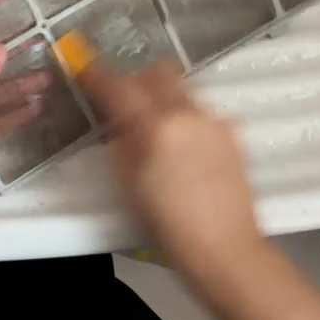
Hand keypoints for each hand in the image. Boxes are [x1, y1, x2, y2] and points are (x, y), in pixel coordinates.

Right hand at [80, 61, 263, 267]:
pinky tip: (184, 147)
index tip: (87, 71)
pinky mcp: (233, 135)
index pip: (119, 86)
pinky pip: (204, 113)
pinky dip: (188, 119)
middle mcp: (188, 115)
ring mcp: (215, 122)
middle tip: (125, 101)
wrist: (224, 248)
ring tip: (157, 130)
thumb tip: (117, 122)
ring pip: (184, 89)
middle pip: (159, 72)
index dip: (98, 76)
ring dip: (164, 98)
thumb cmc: (168, 226)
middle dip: (138, 79)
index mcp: (156, 128)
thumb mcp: (129, 184)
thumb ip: (120, 143)